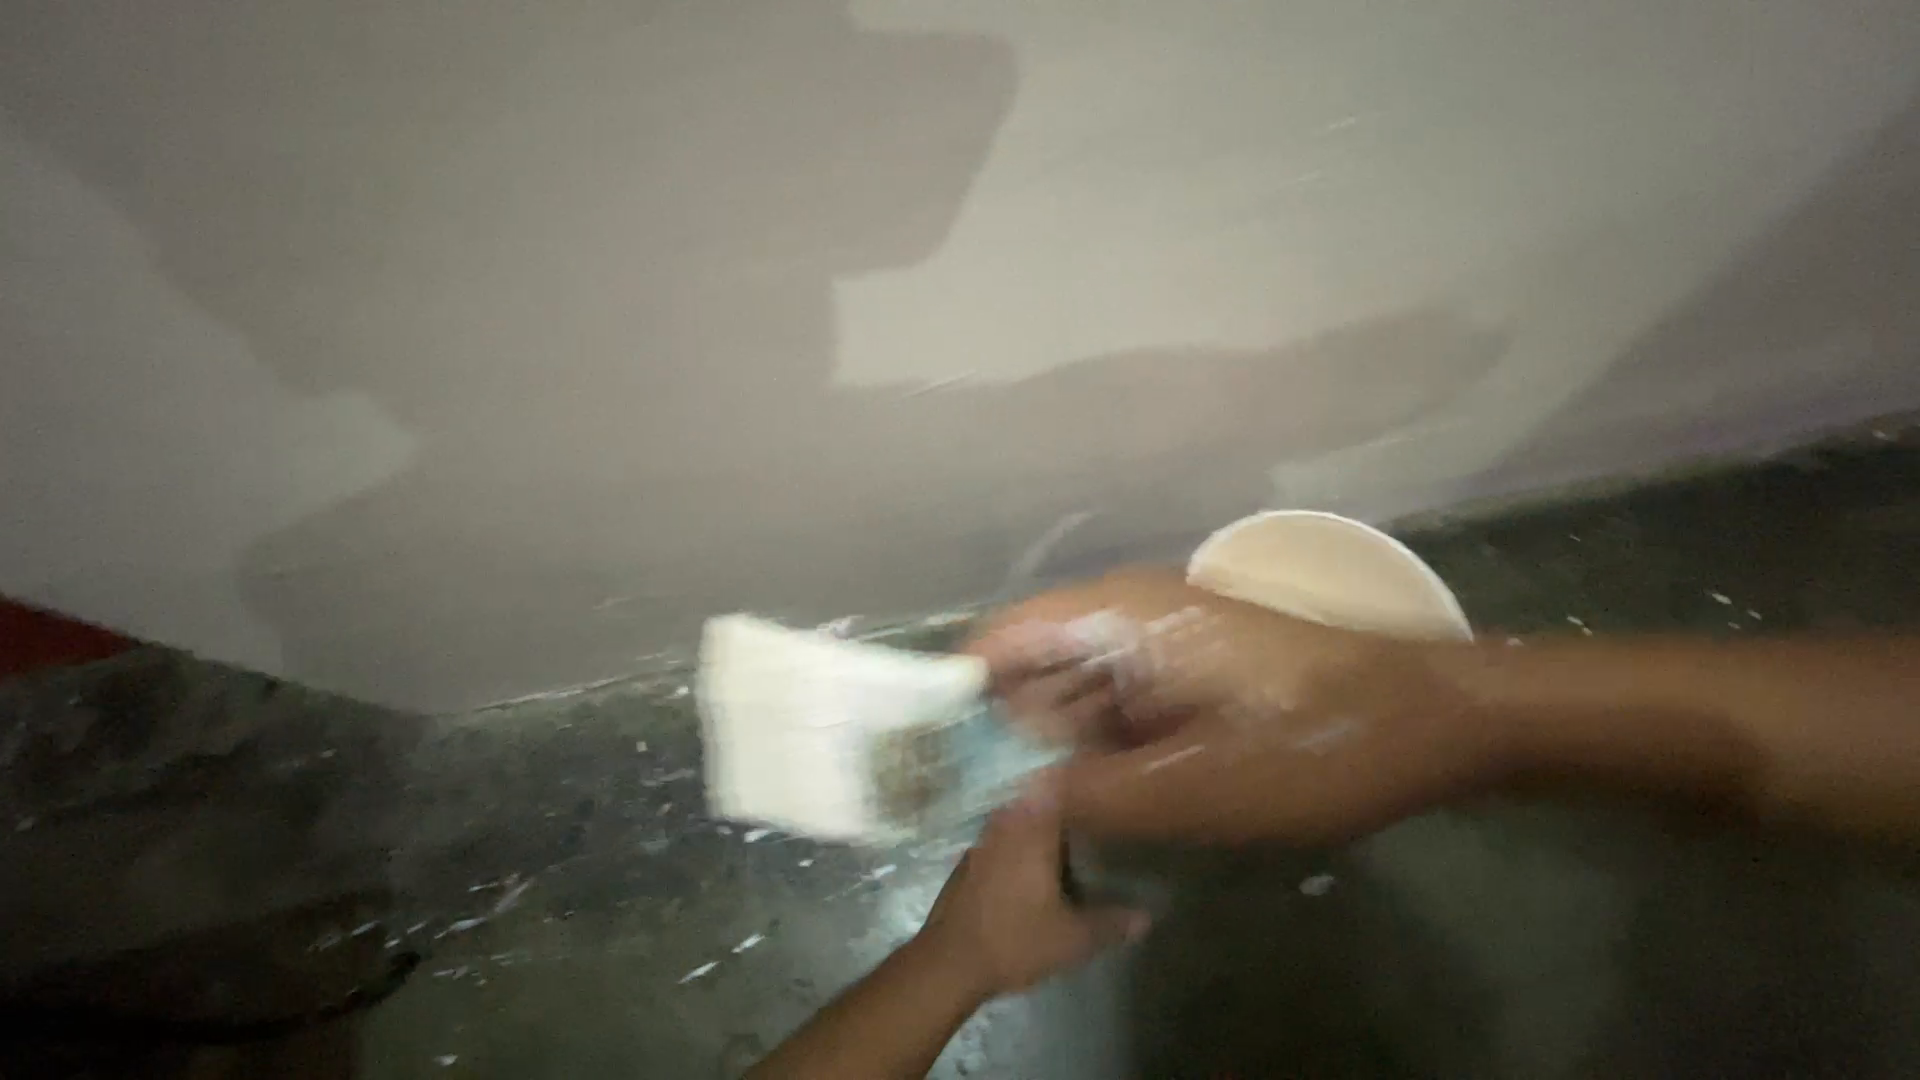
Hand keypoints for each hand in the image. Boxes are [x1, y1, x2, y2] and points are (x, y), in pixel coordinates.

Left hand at [915, 777, 1148, 997]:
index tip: (1094, 785)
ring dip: (1031, 825)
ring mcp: (980, 842)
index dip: (1075, 784)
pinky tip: (1021, 870)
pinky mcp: (964, 862)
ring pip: (1012, 819)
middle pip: (1032, 800)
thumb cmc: (1016, 940)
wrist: (951, 961)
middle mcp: (1005, 826)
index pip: (1055, 788)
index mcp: (1033, 832)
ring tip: (1055, 845)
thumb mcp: (1073, 938)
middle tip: (1080, 819)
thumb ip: (1111, 923)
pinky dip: (1010, 845)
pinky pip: (995, 840)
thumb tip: (1147, 916)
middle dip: (1054, 805)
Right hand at [962, 566, 1504, 842]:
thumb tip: (1007, 802)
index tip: (928, 748)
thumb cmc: (1313, 743)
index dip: (959, 687)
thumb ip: (1092, 793)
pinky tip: (1078, 790)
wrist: (1430, 718)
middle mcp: (1127, 613)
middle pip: (1032, 659)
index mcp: (1121, 617)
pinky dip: (1089, 739)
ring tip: (1007, 803)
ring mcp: (1157, 637)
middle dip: (998, 723)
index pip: (1005, 635)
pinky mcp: (1182, 665)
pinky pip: (1112, 697)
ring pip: (1072, 682)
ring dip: (1044, 737)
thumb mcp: (1198, 786)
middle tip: (962, 795)